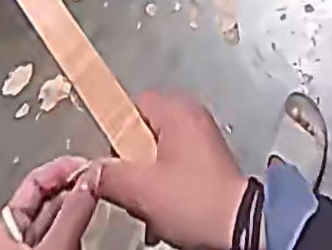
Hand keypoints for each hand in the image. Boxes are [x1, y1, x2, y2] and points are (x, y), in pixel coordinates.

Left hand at [0, 156, 98, 249]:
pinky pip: (61, 243)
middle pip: (47, 203)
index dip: (62, 169)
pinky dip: (76, 234)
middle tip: (98, 181)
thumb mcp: (52, 247)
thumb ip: (72, 212)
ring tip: (98, 202)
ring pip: (55, 225)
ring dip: (77, 212)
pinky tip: (90, 233)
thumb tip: (92, 176)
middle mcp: (11, 243)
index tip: (88, 164)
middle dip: (73, 189)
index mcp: (2, 230)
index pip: (34, 182)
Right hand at [95, 91, 247, 249]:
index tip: (116, 157)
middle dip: (137, 161)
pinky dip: (171, 181)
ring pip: (162, 149)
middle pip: (147, 129)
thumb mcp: (142, 190)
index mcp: (176, 110)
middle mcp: (192, 115)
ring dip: (153, 176)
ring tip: (152, 203)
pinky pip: (180, 160)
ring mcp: (204, 135)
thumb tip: (90, 171)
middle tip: (135, 185)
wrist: (240, 227)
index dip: (120, 130)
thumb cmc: (194, 200)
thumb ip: (110, 175)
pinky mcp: (212, 157)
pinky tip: (169, 208)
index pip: (135, 104)